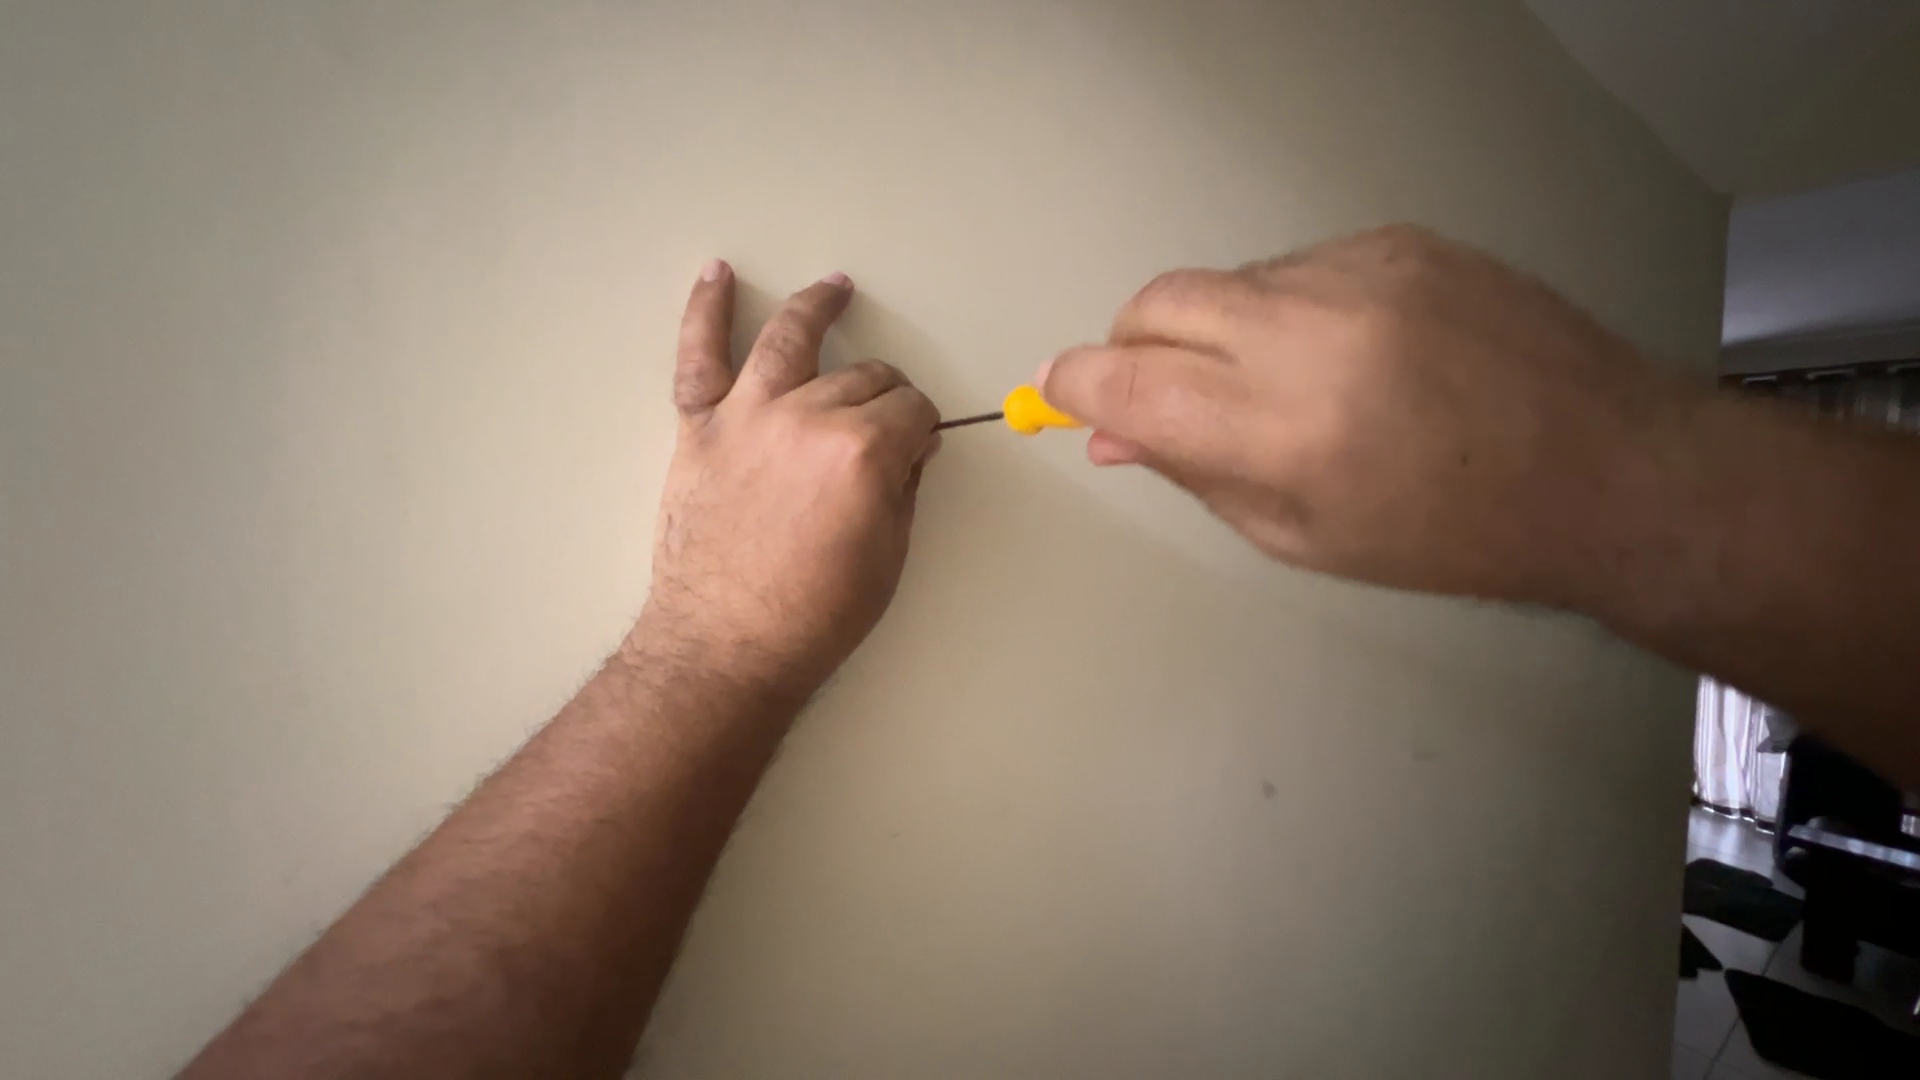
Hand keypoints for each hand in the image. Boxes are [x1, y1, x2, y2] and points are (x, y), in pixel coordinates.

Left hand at [630, 263, 939, 698]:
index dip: (923, 427)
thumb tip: (912, 446)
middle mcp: (810, 416)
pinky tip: (718, 275)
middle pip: (865, 377)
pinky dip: (705, 311)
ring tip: (834, 288)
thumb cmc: (820, 612)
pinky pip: (698, 356)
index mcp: (865, 450)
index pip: (912, 410)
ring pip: (791, 340)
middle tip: (888, 415)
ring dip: (818, 307)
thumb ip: (905, 485)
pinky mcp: (701, 428)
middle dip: (887, 392)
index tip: (920, 442)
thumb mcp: (889, 553)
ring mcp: (749, 415)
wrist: (728, 644)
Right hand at [1038, 225, 1701, 608]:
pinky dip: (1274, 311)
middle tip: (1158, 392)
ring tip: (1271, 382)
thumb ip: (1190, 472)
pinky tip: (1334, 351)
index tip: (1050, 392)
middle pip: (1156, 303)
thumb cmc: (1440, 534)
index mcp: (1284, 430)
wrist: (1606, 468)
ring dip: (1208, 331)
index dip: (1071, 384)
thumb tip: (1107, 434)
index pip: (1129, 382)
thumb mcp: (1295, 532)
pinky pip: (1287, 268)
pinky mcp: (1398, 239)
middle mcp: (1312, 334)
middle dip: (1129, 346)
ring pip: (1220, 283)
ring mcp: (1359, 272)